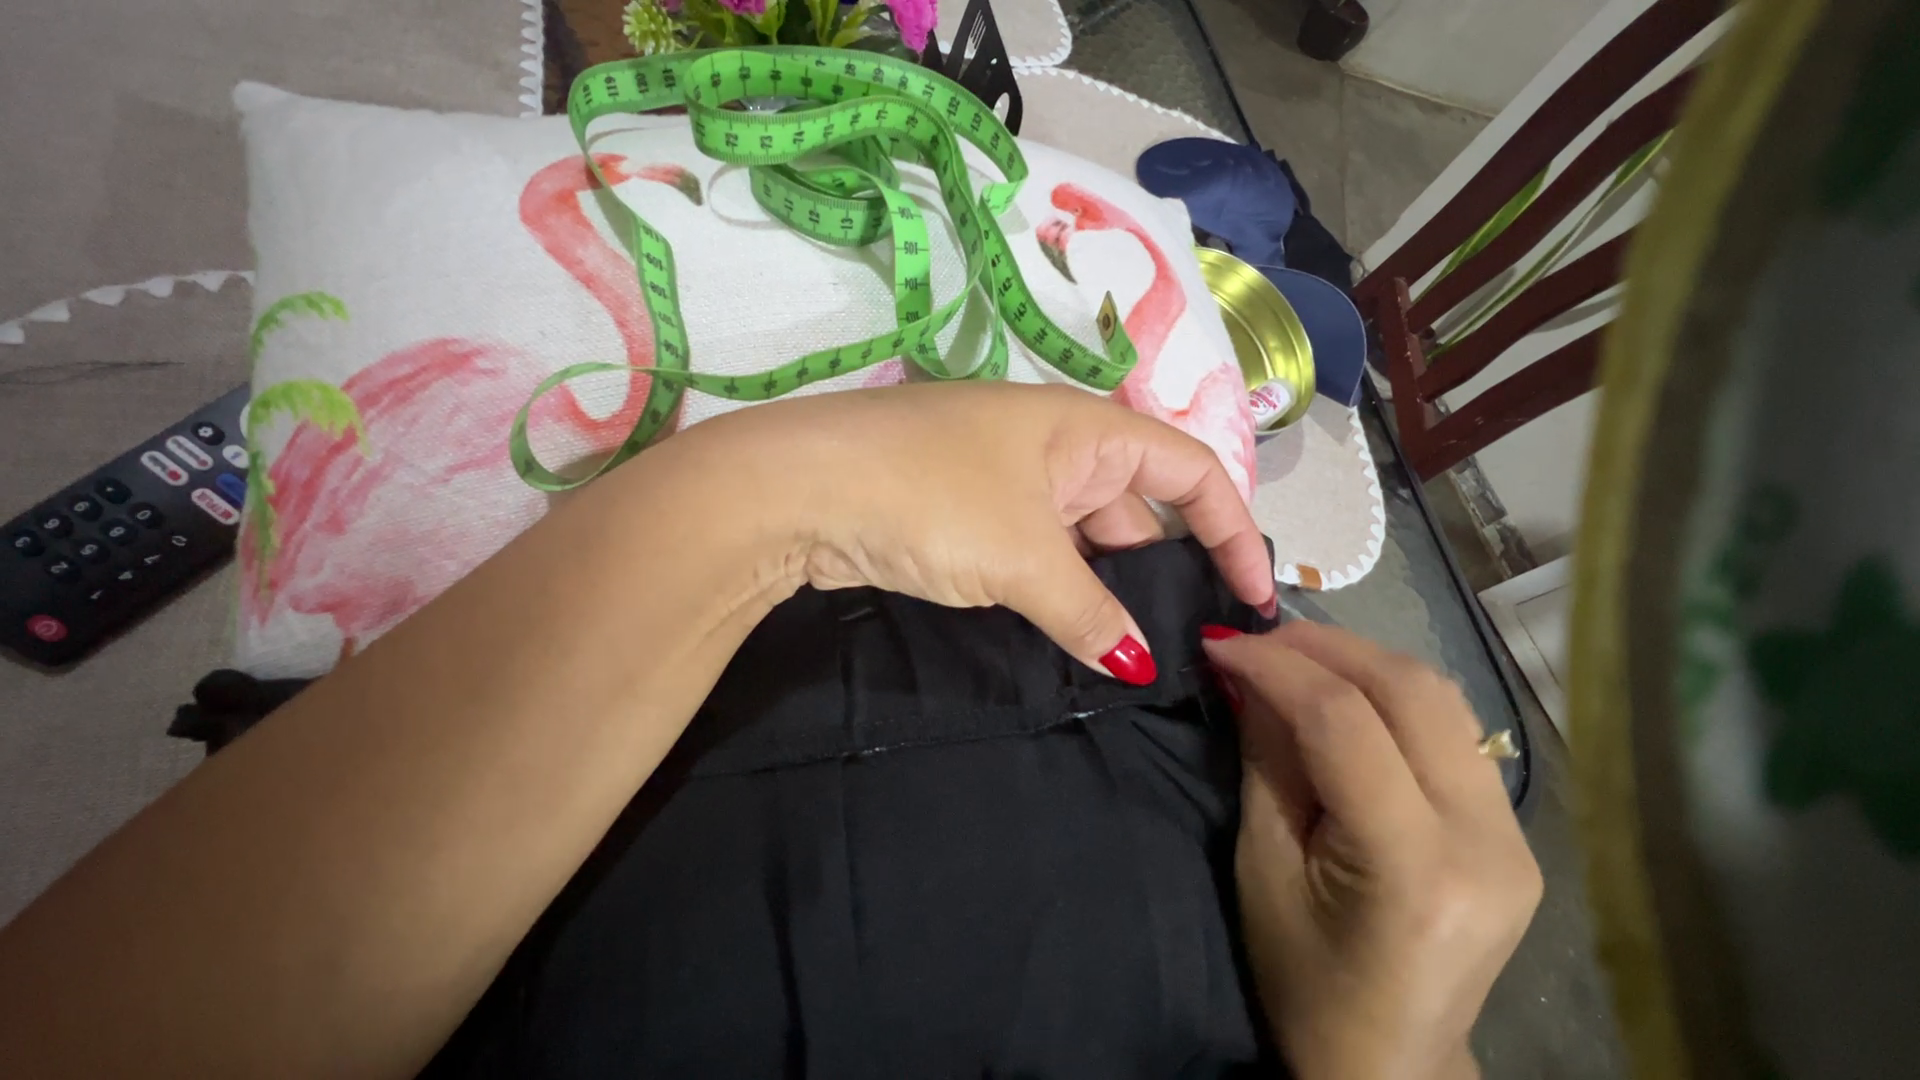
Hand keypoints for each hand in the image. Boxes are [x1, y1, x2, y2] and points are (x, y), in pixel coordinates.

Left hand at [690, 381, 1275, 681]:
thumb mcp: (1023, 558)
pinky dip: (1050, 591)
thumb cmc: (929, 498)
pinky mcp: (962, 513)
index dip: (1232, 528)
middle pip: (1134, 509)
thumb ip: (1088, 612)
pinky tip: (1061, 638)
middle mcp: (1051, 446)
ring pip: (1078, 539)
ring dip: (1099, 591)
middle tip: (1178, 648)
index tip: (1251, 598)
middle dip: (1158, 573)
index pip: (1190, 469)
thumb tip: (1135, 664)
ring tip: (1121, 655)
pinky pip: (1031, 553)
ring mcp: (1003, 480)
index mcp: (1085, 429)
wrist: (796, 487)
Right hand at [1201, 622, 1540, 1078]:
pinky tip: (1343, 693)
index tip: (1221, 644)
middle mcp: (1486, 840)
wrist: (1389, 1059)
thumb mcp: (1263, 868)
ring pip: (1440, 697)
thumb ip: (1266, 760)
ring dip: (1359, 660)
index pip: (1347, 724)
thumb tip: (1249, 674)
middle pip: (1411, 691)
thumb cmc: (1304, 978)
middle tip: (1256, 638)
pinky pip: (1450, 728)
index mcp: (1415, 868)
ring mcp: (1514, 833)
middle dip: (1324, 647)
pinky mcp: (1513, 828)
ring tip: (1293, 657)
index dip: (1277, 668)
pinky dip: (1389, 693)